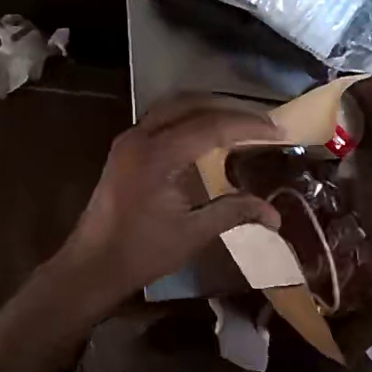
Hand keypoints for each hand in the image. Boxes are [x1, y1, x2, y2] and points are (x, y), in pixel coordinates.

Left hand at [53, 94, 285, 302]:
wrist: (92, 266)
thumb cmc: (141, 253)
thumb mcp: (193, 234)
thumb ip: (234, 212)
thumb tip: (275, 214)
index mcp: (157, 155)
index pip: (211, 126)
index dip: (248, 125)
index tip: (279, 131)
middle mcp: (140, 137)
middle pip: (192, 104)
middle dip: (231, 110)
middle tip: (264, 123)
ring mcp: (129, 140)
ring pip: (175, 106)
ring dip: (209, 109)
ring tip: (241, 124)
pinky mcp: (125, 149)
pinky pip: (163, 119)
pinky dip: (190, 119)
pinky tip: (210, 136)